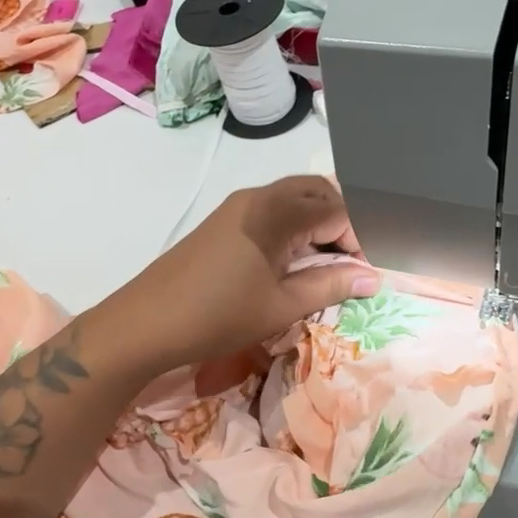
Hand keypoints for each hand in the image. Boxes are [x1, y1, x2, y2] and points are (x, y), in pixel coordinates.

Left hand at [98, 176, 379, 374]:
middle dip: (342, 223)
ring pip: (294, 200)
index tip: (364, 273)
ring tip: (323, 267)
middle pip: (318, 193)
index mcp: (277, 211)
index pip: (338, 209)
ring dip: (317, 225)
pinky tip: (292, 264)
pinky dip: (294, 229)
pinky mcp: (225, 221)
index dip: (359, 239)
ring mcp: (239, 206)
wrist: (145, 323)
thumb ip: (331, 286)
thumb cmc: (218, 316)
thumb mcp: (282, 306)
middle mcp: (260, 196)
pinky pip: (273, 211)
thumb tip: (372, 277)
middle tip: (348, 264)